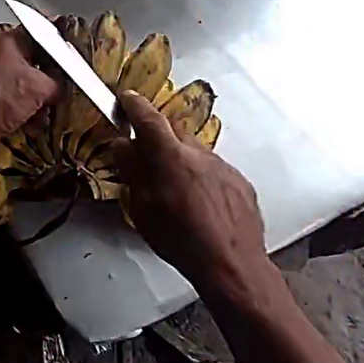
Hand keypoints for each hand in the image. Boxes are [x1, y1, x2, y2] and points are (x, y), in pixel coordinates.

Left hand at [0, 25, 58, 144]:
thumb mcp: (41, 88)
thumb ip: (61, 82)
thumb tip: (68, 85)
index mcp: (10, 40)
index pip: (46, 31)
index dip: (64, 43)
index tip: (77, 54)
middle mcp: (1, 51)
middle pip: (40, 58)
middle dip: (53, 78)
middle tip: (63, 88)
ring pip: (31, 79)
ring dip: (42, 97)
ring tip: (44, 111)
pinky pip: (20, 93)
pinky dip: (28, 106)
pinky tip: (32, 120)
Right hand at [111, 90, 271, 298]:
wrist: (231, 263)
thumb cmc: (183, 241)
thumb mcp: (143, 209)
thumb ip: (132, 172)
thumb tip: (123, 146)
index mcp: (170, 158)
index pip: (149, 118)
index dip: (134, 105)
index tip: (126, 99)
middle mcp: (199, 155)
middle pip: (174, 132)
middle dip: (158, 138)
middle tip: (145, 155)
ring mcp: (223, 167)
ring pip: (195, 152)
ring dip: (182, 162)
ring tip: (174, 190)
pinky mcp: (239, 182)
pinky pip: (215, 170)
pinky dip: (203, 178)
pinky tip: (199, 204)